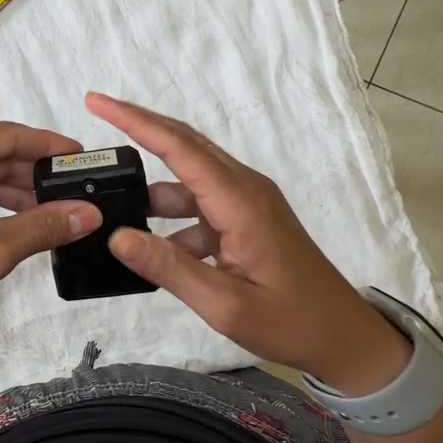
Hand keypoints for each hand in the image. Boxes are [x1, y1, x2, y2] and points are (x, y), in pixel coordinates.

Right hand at [88, 93, 410, 394]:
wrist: (348, 341)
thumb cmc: (292, 322)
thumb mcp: (225, 305)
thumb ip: (169, 268)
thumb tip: (117, 236)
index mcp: (240, 202)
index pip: (179, 147)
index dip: (135, 121)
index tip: (96, 102)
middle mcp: (244, 189)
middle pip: (184, 145)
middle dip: (138, 127)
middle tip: (94, 113)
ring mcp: (248, 203)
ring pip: (189, 176)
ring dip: (151, 185)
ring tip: (111, 200)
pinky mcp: (247, 219)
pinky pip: (199, 202)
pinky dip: (170, 214)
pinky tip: (152, 245)